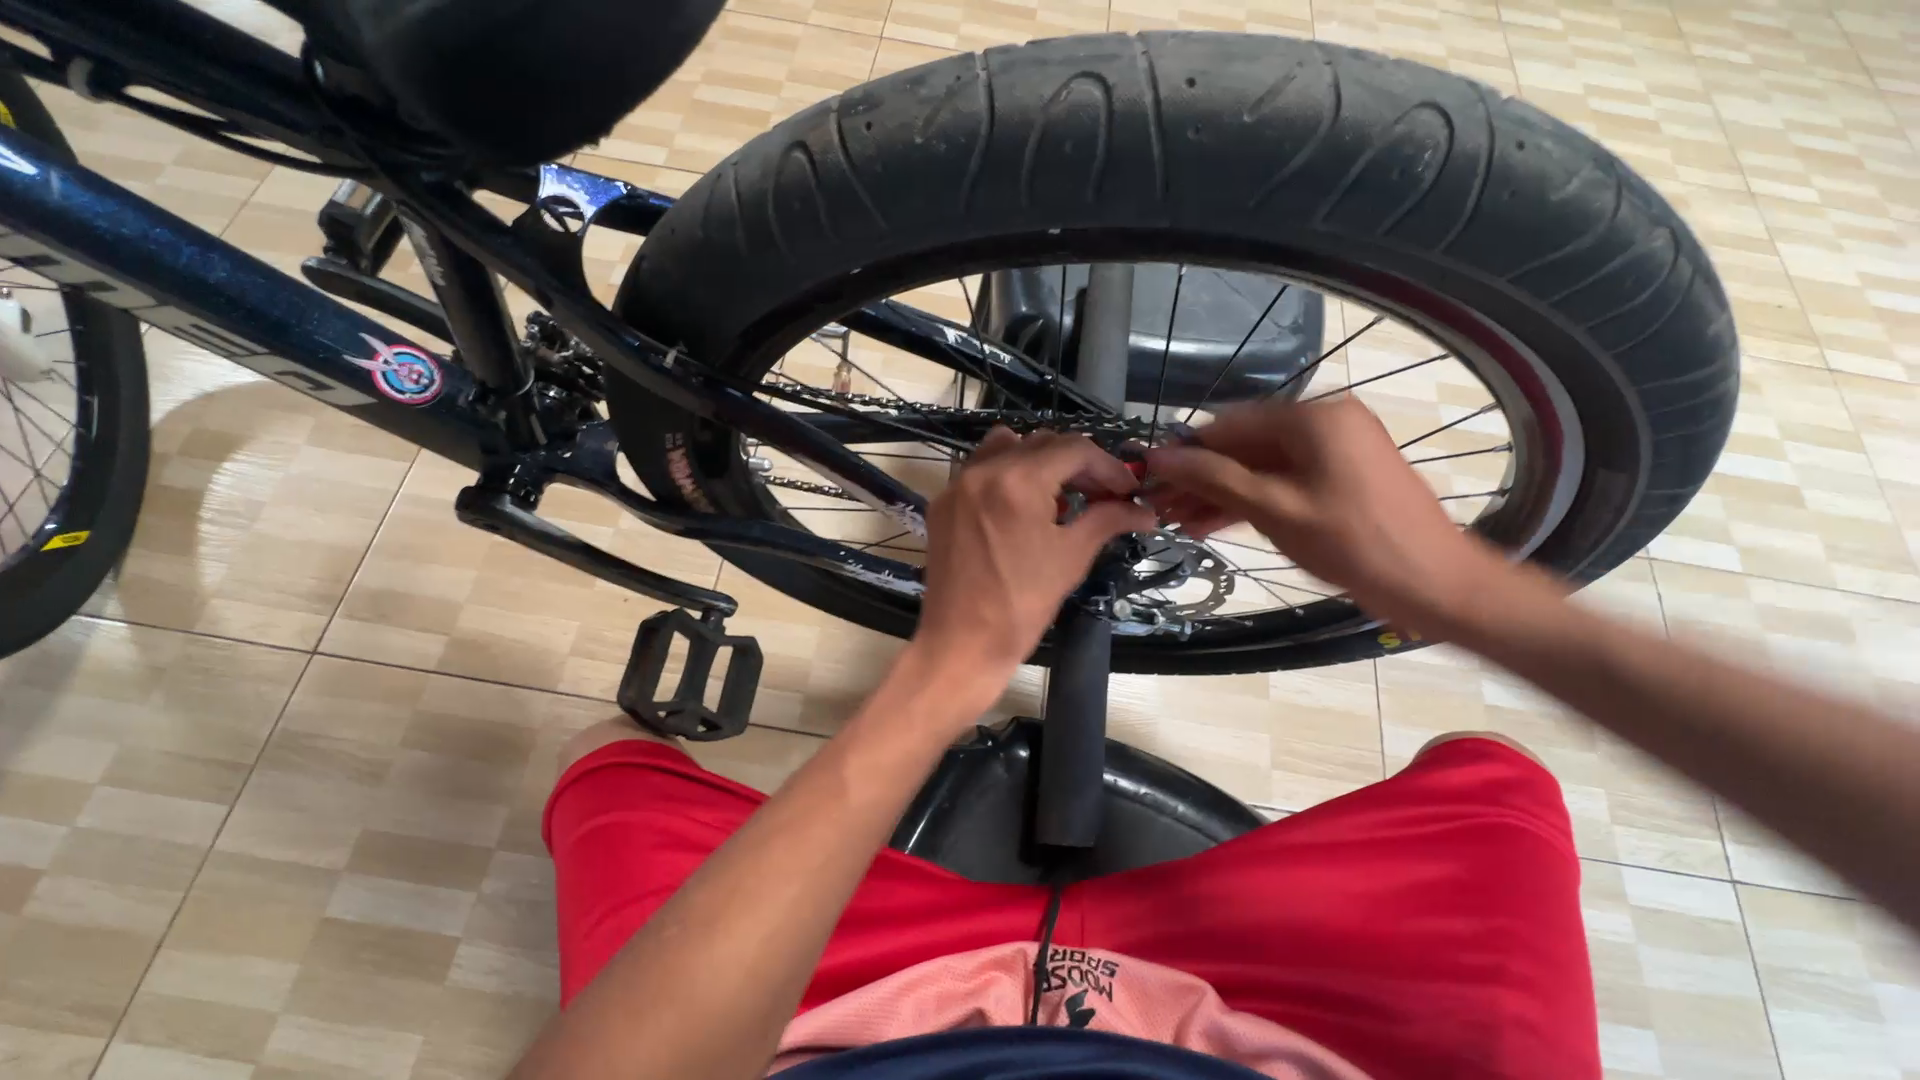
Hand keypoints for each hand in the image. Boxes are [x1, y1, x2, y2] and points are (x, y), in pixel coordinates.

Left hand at [915, 428, 1155, 674]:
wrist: (964, 642)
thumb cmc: (1023, 603)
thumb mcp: (1072, 557)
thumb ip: (1108, 520)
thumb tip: (1146, 512)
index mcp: (1018, 480)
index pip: (1074, 450)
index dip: (1109, 466)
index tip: (1128, 490)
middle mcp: (983, 470)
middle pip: (1042, 443)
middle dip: (1077, 464)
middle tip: (1102, 493)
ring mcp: (957, 485)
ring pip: (1005, 447)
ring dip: (1039, 460)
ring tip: (1060, 494)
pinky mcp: (942, 503)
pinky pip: (979, 470)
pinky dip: (1006, 474)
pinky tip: (1023, 507)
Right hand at [1144, 396, 1521, 635]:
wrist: (1434, 585)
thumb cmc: (1354, 543)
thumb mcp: (1275, 509)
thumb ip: (1215, 479)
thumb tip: (1158, 456)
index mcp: (1314, 417)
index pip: (1230, 424)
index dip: (1186, 452)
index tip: (1148, 479)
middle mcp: (1324, 423)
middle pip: (1244, 446)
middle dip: (1201, 479)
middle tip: (1159, 509)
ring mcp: (1334, 452)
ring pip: (1260, 468)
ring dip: (1220, 495)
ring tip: (1179, 525)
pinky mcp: (1340, 480)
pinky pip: (1283, 483)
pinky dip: (1251, 503)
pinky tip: (1212, 526)